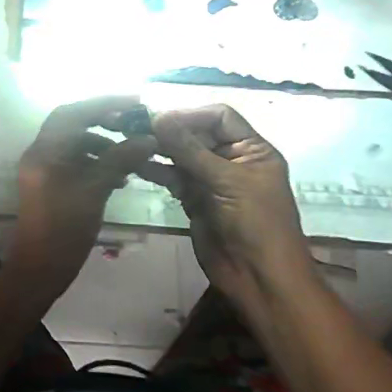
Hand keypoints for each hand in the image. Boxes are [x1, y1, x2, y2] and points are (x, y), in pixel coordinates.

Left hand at [9, 97, 158, 296]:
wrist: (41, 268)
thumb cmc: (65, 229)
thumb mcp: (95, 191)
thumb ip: (119, 160)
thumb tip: (148, 138)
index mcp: (44, 151)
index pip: (72, 113)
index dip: (103, 103)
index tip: (135, 101)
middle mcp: (40, 154)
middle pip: (72, 124)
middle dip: (103, 121)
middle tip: (133, 124)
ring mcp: (43, 169)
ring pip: (76, 144)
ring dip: (103, 144)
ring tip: (132, 156)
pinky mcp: (51, 184)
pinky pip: (75, 162)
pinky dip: (97, 162)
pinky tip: (120, 176)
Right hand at [150, 105, 312, 307]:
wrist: (258, 277)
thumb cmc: (255, 223)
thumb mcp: (226, 181)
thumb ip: (190, 149)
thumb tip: (159, 118)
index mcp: (252, 150)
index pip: (220, 117)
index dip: (192, 115)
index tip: (161, 119)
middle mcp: (231, 160)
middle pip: (197, 134)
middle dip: (171, 131)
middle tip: (138, 129)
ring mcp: (211, 180)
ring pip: (181, 155)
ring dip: (159, 149)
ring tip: (133, 144)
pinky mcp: (194, 199)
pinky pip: (173, 177)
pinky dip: (156, 170)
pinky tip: (137, 165)